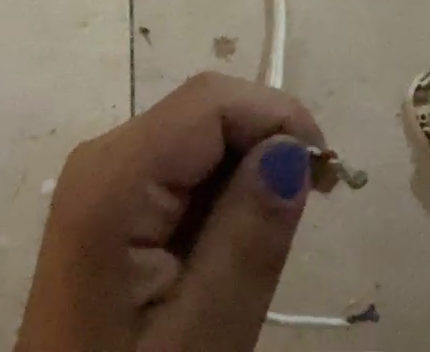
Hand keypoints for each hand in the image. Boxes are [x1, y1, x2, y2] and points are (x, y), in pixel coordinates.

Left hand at [16, 72, 325, 351]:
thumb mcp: (202, 333)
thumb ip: (248, 237)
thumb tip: (292, 149)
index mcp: (114, 178)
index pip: (210, 101)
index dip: (278, 118)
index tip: (329, 179)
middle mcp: (102, 156)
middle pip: (202, 111)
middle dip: (265, 141)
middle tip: (311, 207)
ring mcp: (101, 176)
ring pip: (195, 136)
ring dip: (247, 168)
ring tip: (267, 239)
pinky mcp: (109, 198)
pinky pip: (178, 168)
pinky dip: (220, 190)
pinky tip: (230, 243)